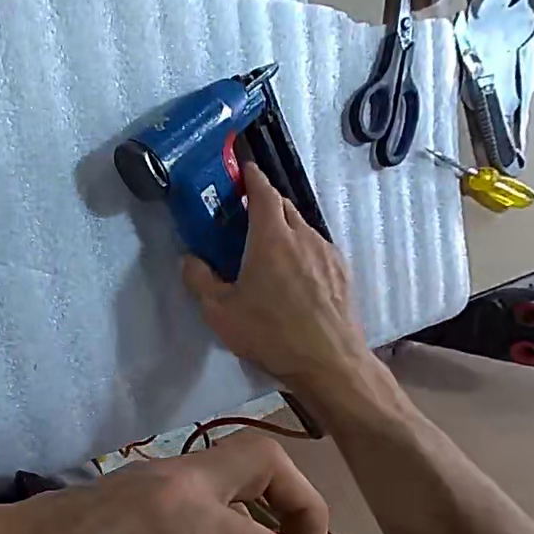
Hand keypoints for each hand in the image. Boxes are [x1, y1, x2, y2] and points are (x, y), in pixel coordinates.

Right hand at [184, 161, 372, 389]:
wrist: (329, 362)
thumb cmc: (270, 333)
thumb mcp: (220, 312)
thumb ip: (200, 280)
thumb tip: (190, 260)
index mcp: (272, 237)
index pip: (263, 191)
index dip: (252, 177)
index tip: (244, 171)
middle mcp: (303, 236)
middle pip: (285, 205)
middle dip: (267, 202)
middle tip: (248, 215)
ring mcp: (327, 253)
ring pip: (304, 227)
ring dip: (286, 228)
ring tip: (271, 250)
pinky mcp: (342, 273)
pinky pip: (318, 249)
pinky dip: (303, 250)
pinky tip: (296, 276)